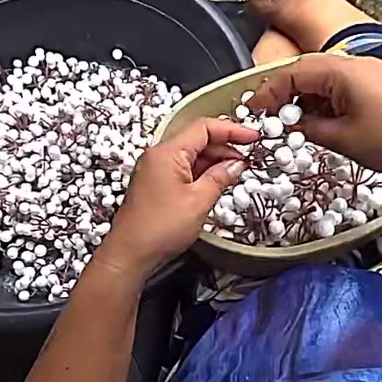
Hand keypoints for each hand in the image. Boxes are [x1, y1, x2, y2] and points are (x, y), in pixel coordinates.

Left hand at [100, 118, 256, 275]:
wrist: (130, 253)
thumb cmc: (156, 230)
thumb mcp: (198, 201)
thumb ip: (220, 177)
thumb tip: (235, 164)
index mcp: (167, 153)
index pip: (204, 127)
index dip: (232, 130)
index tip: (252, 137)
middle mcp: (158, 156)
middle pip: (198, 139)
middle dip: (225, 147)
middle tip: (247, 159)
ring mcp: (155, 170)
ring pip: (191, 155)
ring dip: (215, 161)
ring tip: (236, 172)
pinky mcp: (156, 183)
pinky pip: (183, 169)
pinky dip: (202, 173)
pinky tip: (217, 182)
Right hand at [246, 53, 381, 175]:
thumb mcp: (343, 139)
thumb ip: (309, 129)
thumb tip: (291, 126)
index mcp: (342, 70)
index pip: (292, 72)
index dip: (268, 92)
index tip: (254, 110)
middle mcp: (353, 65)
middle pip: (305, 72)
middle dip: (283, 96)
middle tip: (269, 120)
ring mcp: (367, 75)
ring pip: (322, 81)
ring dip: (304, 102)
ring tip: (294, 128)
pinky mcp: (377, 88)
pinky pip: (339, 90)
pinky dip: (324, 106)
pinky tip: (321, 126)